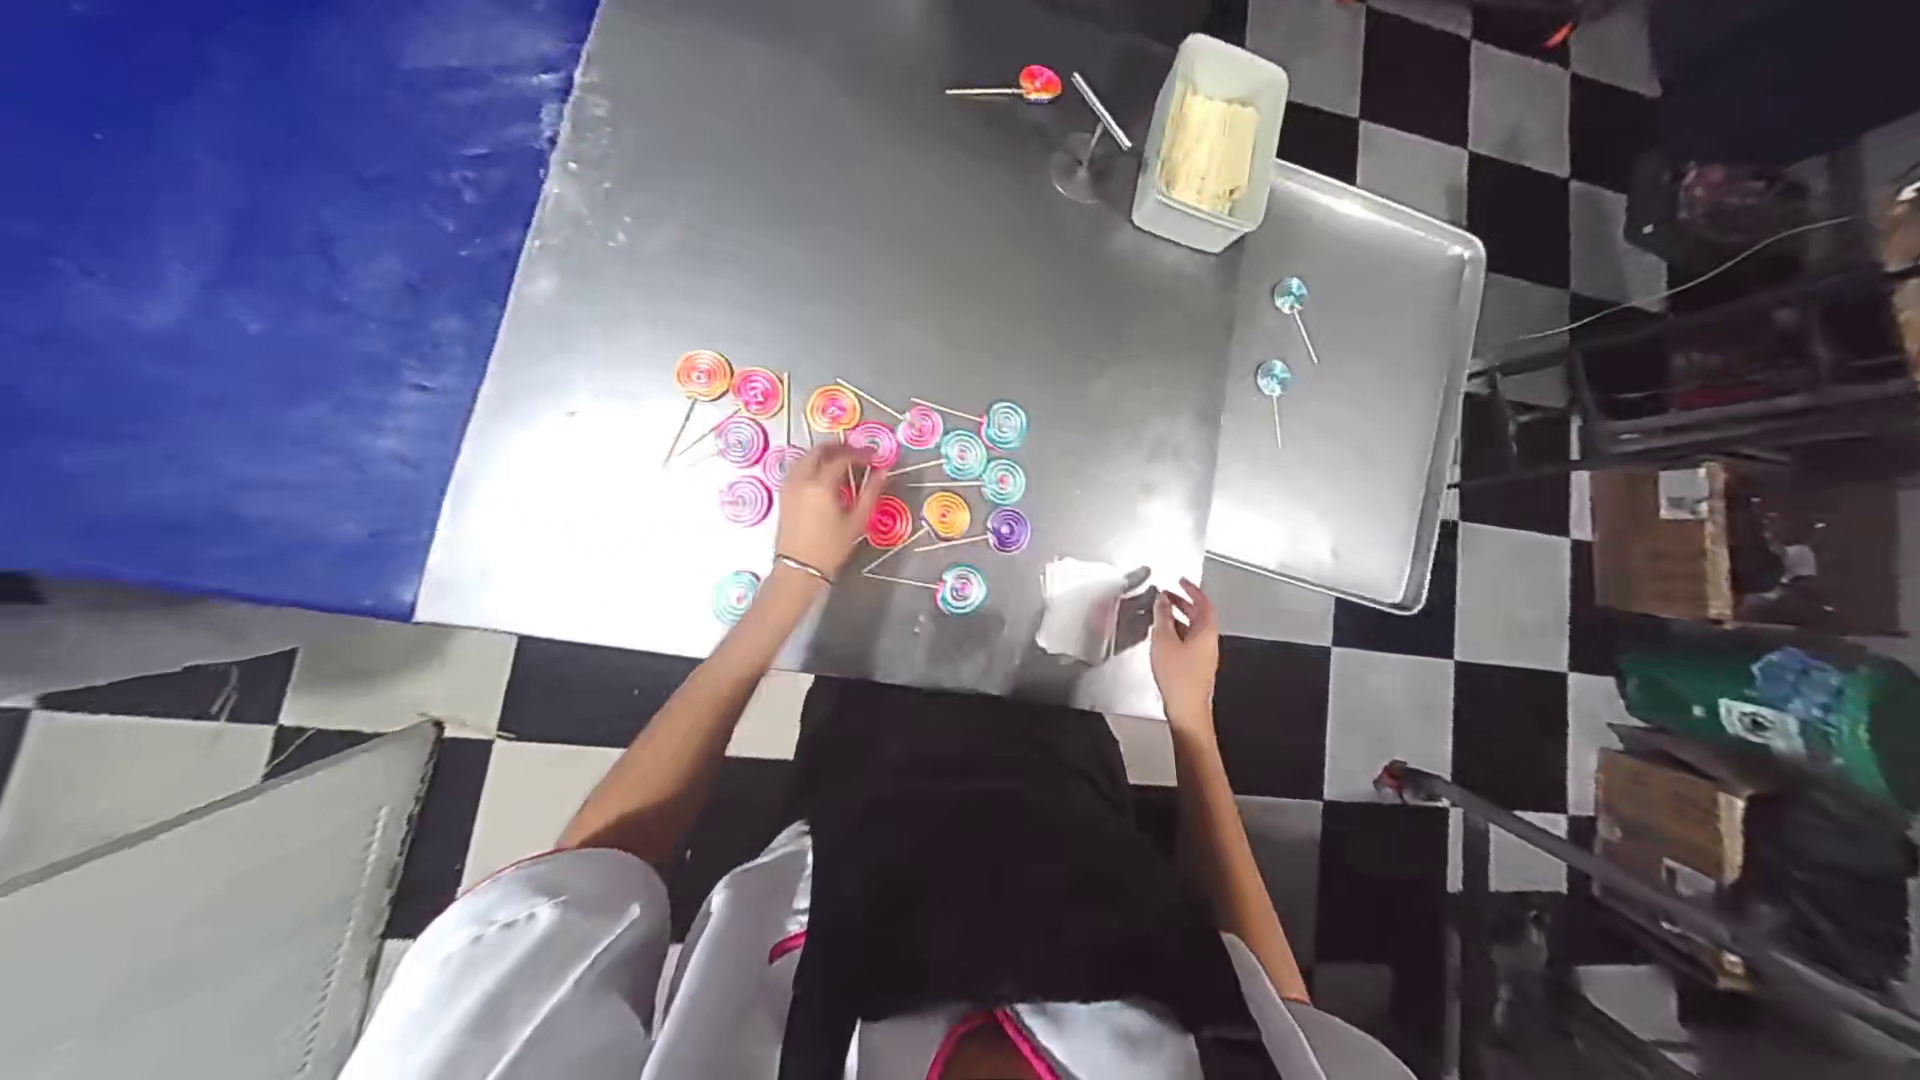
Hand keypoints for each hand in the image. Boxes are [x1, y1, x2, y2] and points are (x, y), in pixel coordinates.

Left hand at [774, 443, 886, 581]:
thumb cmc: (830, 548)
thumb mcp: (856, 521)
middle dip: (841, 448)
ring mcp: (789, 484)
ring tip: (844, 464)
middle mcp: (801, 479)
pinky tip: (826, 476)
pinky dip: (813, 464)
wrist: (799, 569)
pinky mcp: (784, 493)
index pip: (842, 457)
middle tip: (859, 454)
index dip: (861, 454)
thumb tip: (883, 472)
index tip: (874, 457)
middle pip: (820, 450)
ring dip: (826, 455)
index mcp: (820, 485)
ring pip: (807, 457)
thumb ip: (870, 493)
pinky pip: (799, 468)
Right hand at [1151, 578, 1218, 727]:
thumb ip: (1162, 617)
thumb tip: (1162, 600)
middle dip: (1183, 602)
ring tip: (1161, 612)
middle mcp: (1209, 642)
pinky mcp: (1196, 665)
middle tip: (1168, 594)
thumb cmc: (1178, 676)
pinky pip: (1189, 640)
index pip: (1203, 603)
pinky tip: (1163, 636)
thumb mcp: (1163, 640)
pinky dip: (1177, 631)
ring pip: (1193, 628)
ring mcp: (1204, 655)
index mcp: (1206, 632)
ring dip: (1179, 617)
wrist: (1186, 708)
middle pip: (1199, 615)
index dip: (1192, 590)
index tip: (1182, 581)